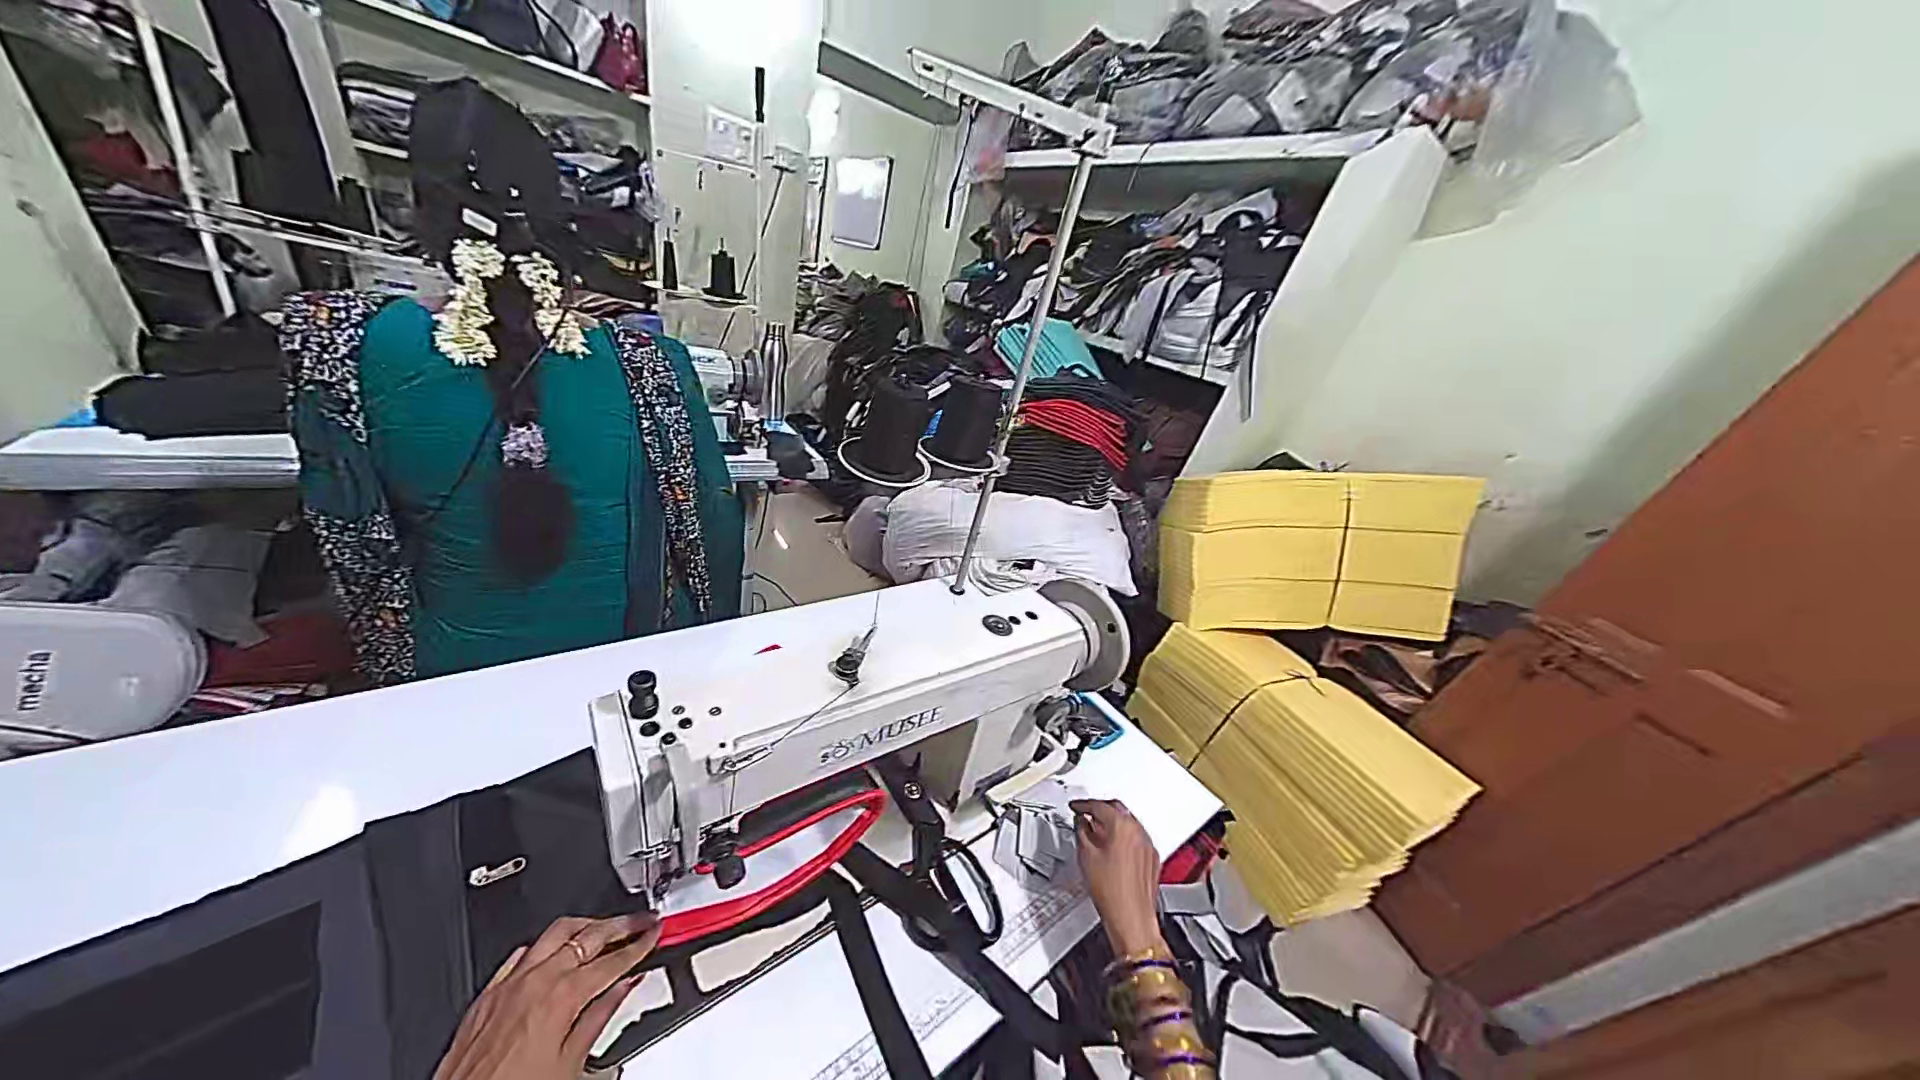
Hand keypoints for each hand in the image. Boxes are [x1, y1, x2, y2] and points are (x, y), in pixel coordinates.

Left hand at [431, 912, 661, 1079]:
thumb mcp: (570, 1065)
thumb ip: (601, 1017)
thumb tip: (625, 987)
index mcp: (563, 997)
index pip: (614, 959)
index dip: (640, 944)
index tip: (655, 933)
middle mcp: (537, 981)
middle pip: (591, 935)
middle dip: (624, 924)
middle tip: (643, 920)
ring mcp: (510, 983)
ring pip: (557, 932)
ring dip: (588, 925)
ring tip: (606, 926)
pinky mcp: (488, 994)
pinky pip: (522, 953)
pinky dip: (546, 945)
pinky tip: (554, 950)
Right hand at [1071, 798, 1163, 955]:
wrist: (1132, 920)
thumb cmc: (1112, 893)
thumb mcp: (1086, 856)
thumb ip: (1082, 832)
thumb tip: (1081, 823)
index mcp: (1123, 827)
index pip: (1100, 806)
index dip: (1084, 805)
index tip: (1076, 806)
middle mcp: (1139, 833)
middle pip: (1117, 810)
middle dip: (1100, 809)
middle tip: (1085, 813)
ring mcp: (1148, 846)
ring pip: (1128, 823)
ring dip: (1113, 823)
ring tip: (1096, 831)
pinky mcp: (1152, 859)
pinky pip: (1136, 838)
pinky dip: (1123, 837)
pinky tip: (1112, 848)